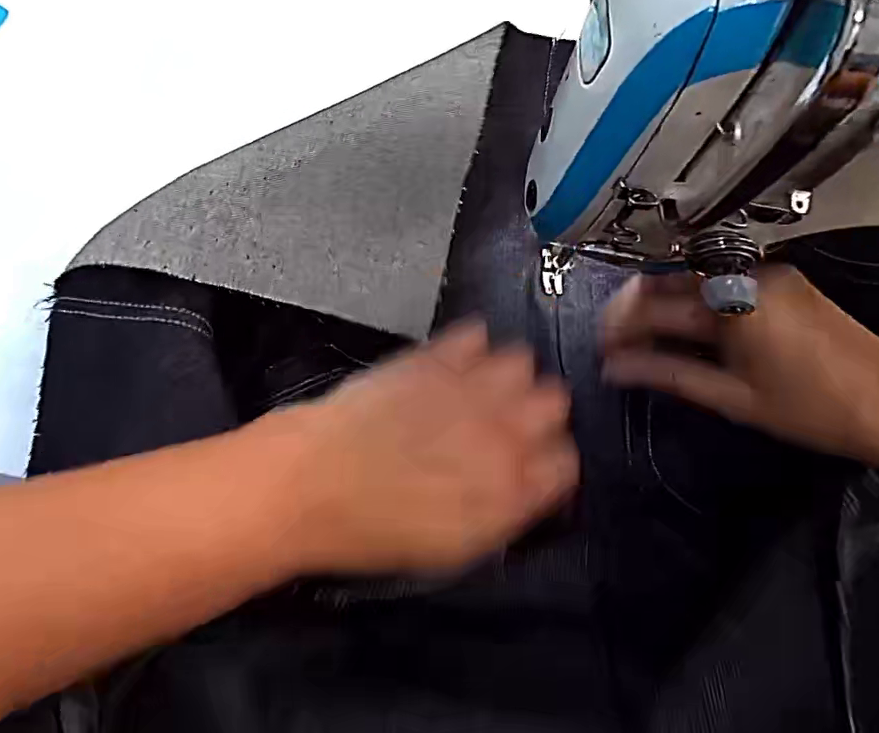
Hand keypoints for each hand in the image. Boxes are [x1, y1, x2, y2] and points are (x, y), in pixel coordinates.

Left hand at [277, 322, 577, 574]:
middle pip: (555, 400)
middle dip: (540, 410)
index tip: (539, 461)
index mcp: (509, 485)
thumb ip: (508, 510)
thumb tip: (535, 486)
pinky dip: (471, 345)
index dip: (554, 460)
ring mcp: (469, 386)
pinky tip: (457, 361)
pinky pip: (475, 334)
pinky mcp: (437, 355)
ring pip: (523, 360)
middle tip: (511, 421)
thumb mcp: (455, 545)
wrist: (313, 483)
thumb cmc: (377, 528)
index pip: (565, 461)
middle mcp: (500, 429)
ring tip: (484, 387)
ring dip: (509, 374)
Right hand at [598, 266, 878, 471]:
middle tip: (615, 342)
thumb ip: (670, 376)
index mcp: (733, 298)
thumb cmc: (820, 409)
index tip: (601, 345)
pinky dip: (698, 306)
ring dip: (667, 307)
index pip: (656, 304)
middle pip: (673, 283)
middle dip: (638, 311)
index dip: (621, 324)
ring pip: (698, 282)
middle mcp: (749, 274)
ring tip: (644, 340)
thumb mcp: (736, 398)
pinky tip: (689, 332)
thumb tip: (618, 369)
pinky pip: (725, 285)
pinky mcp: (786, 284)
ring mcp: (770, 275)